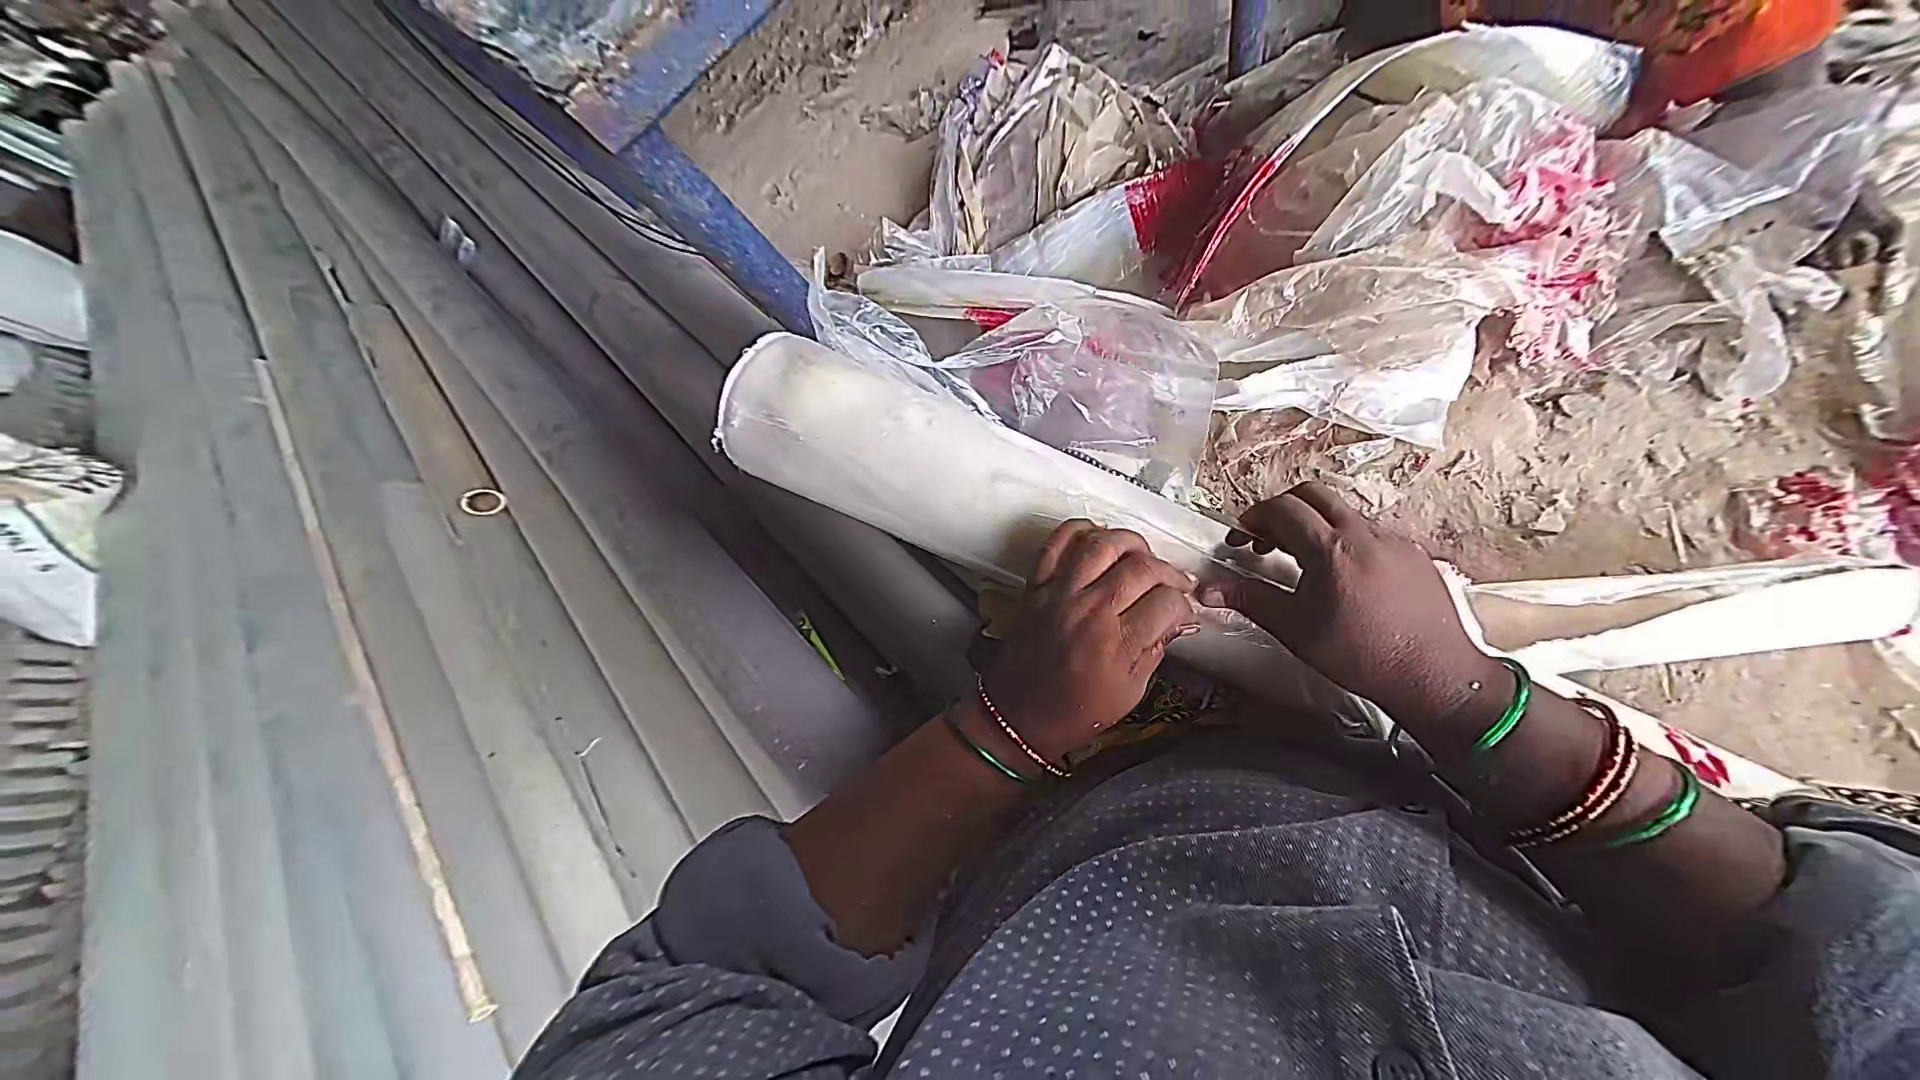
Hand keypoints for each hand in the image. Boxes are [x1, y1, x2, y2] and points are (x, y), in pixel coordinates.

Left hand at [982, 521, 1200, 760]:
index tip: (1182, 609)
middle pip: (1141, 567)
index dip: (1183, 603)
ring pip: (1102, 544)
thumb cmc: (1074, 711)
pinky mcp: (1036, 586)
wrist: (1019, 716)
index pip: (1166, 601)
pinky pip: (1056, 543)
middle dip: (1167, 572)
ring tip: (1141, 555)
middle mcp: (1088, 610)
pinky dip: (1078, 530)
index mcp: (1116, 643)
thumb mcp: (1130, 690)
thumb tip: (1179, 620)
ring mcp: (1059, 593)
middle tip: (1171, 583)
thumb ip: (1156, 649)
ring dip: (1129, 542)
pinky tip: (1097, 537)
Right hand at [1197, 482, 1500, 722]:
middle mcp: (1364, 534)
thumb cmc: (1360, 655)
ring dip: (1313, 523)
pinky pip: (1369, 531)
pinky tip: (1339, 574)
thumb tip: (1206, 590)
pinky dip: (1342, 538)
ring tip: (1299, 559)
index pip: (1282, 509)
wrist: (1436, 677)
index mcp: (1330, 548)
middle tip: (1265, 538)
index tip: (1241, 539)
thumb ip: (1249, 598)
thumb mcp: (1294, 627)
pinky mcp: (1414, 554)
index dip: (1253, 519)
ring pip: (1342, 511)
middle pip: (1312, 495)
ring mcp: (1394, 541)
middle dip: (1281, 509)